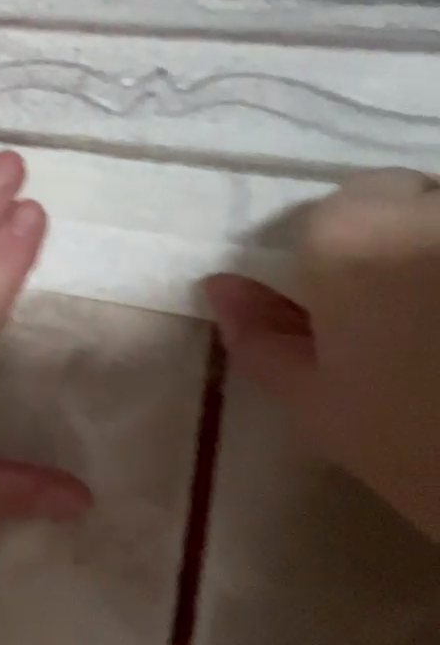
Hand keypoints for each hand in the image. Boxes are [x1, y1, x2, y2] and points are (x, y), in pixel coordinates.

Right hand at [205, 167, 439, 541]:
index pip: (363, 193)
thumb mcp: (325, 407)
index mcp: (358, 239)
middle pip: (435, 203)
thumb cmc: (428, 451)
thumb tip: (226, 288)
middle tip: (422, 306)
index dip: (360, 237)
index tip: (362, 289)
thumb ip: (265, 338)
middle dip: (423, 240)